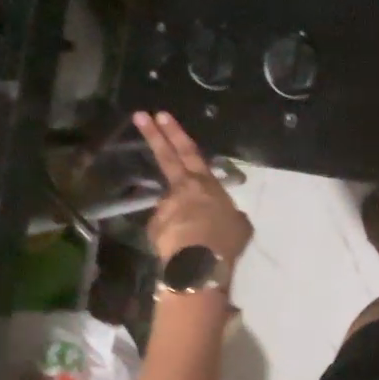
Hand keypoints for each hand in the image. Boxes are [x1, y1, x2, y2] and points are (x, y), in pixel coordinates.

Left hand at [133, 111, 252, 267]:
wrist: (199, 265)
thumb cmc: (224, 239)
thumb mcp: (238, 223)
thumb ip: (229, 213)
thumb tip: (225, 216)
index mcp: (205, 183)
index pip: (189, 151)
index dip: (175, 133)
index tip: (161, 115)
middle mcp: (181, 189)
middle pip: (166, 156)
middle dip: (154, 135)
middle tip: (140, 116)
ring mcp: (163, 207)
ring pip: (170, 206)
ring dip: (178, 218)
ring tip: (194, 241)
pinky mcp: (153, 227)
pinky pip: (165, 229)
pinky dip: (172, 236)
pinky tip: (182, 250)